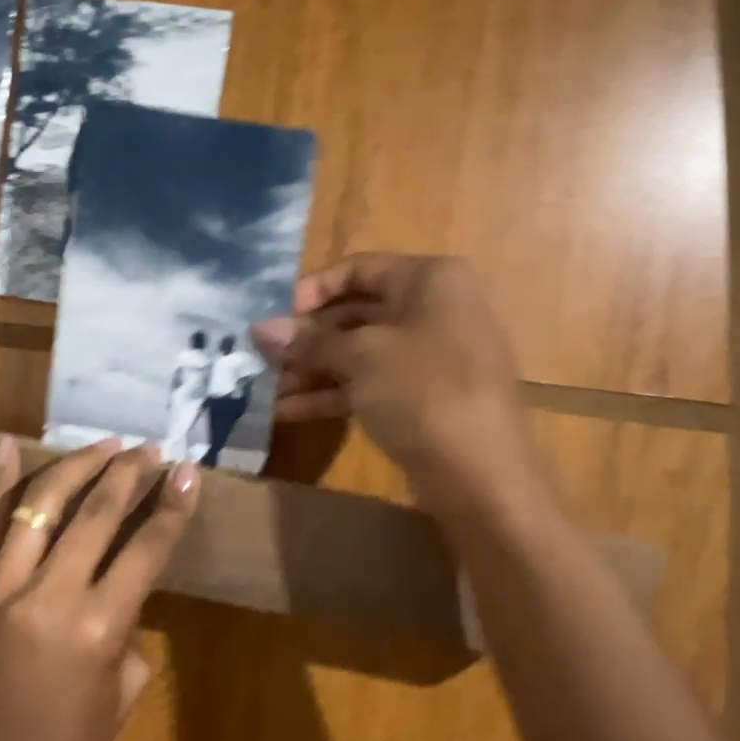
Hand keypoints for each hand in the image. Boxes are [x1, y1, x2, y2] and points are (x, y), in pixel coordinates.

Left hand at [0, 437, 199, 740]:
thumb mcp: (124, 691)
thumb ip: (127, 624)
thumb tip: (118, 579)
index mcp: (96, 628)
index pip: (144, 548)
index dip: (171, 507)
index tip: (188, 472)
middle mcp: (45, 596)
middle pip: (94, 513)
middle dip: (127, 473)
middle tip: (148, 449)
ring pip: (37, 505)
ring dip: (74, 467)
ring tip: (102, 445)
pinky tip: (11, 446)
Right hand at [252, 253, 539, 517]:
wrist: (480, 472)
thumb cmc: (422, 391)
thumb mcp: (360, 357)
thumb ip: (309, 342)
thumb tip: (259, 329)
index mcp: (430, 280)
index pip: (359, 268)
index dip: (312, 290)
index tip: (276, 317)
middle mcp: (435, 309)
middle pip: (356, 313)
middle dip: (307, 338)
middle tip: (263, 358)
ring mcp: (431, 357)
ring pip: (360, 354)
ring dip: (313, 370)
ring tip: (266, 389)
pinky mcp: (423, 399)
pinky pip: (371, 385)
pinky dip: (332, 395)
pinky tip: (288, 412)